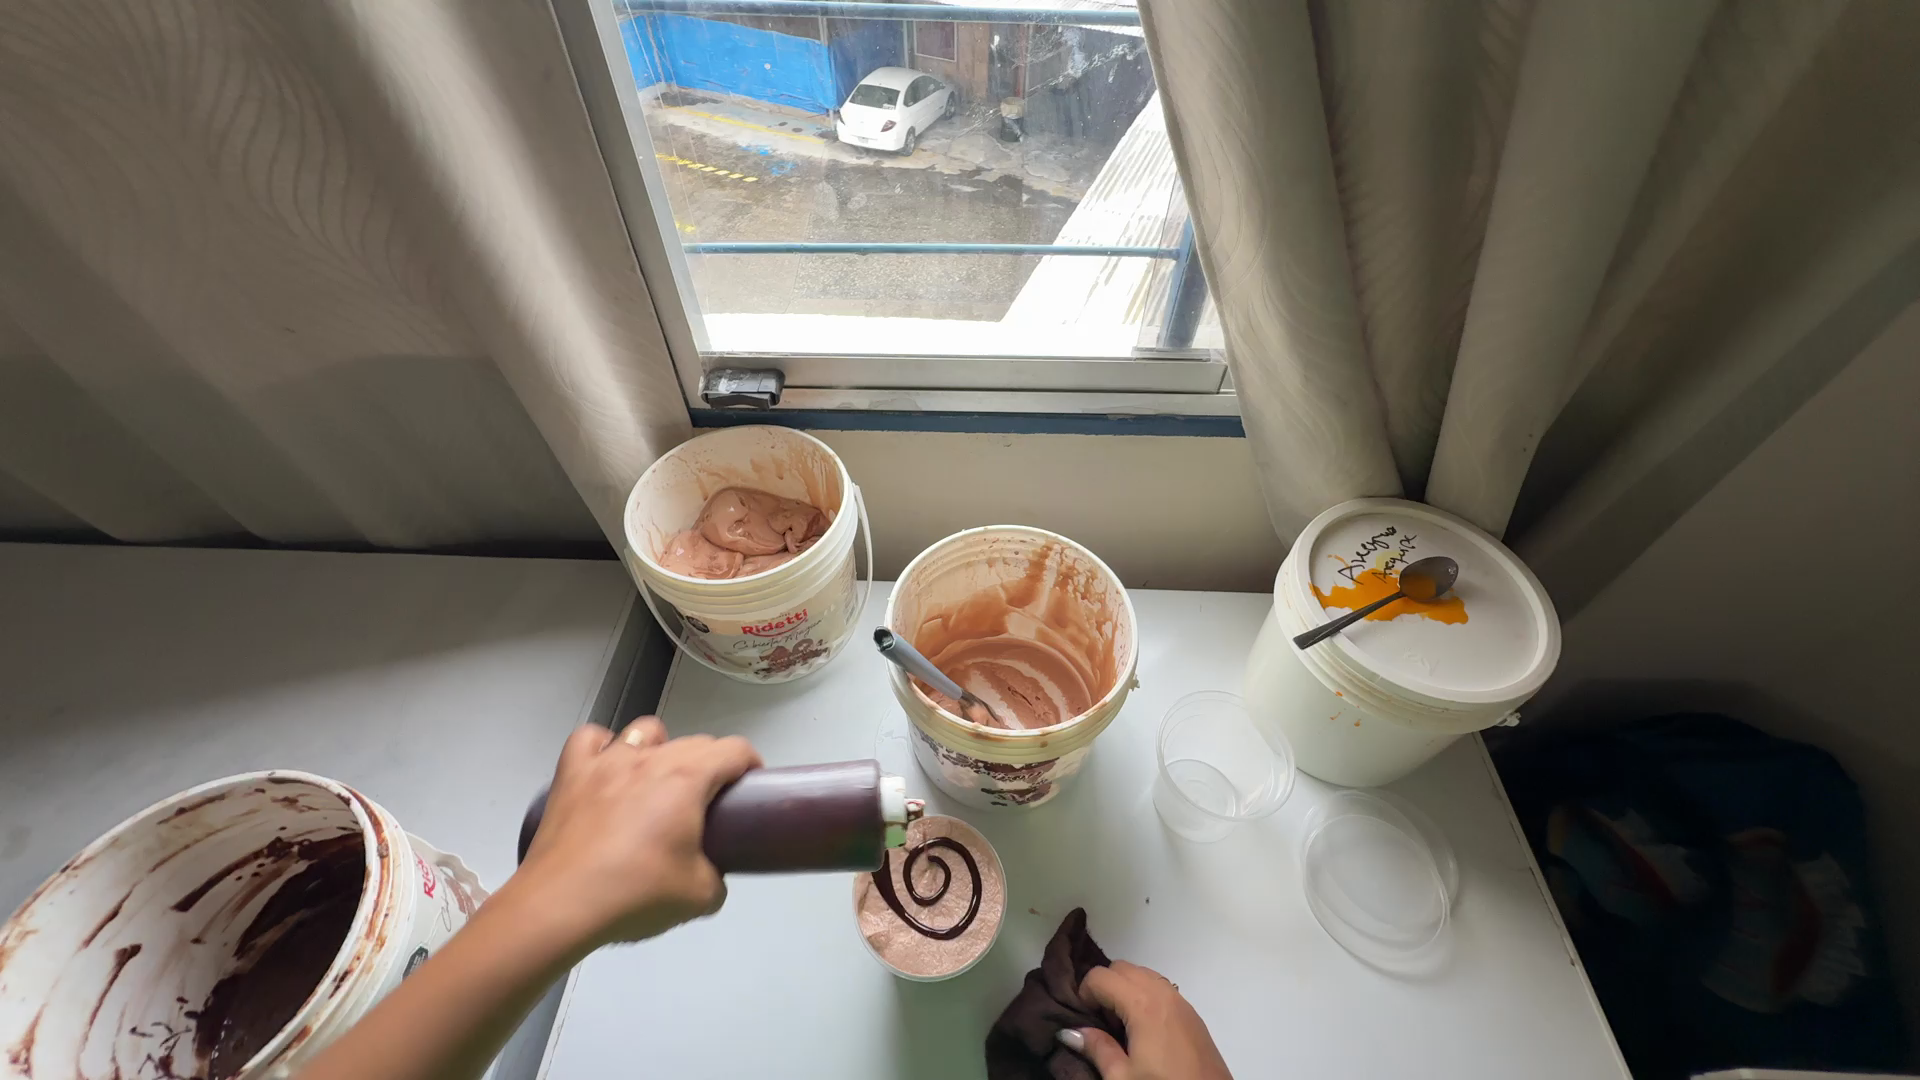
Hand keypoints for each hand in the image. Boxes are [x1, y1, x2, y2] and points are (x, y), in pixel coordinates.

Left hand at [515, 719, 760, 949]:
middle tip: (707, 803)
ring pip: (646, 730)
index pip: (735, 750)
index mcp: (689, 778)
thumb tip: (713, 876)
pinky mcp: (571, 775)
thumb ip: (717, 881)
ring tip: (656, 781)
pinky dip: (602, 747)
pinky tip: (607, 769)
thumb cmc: (634, 895)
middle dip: (711, 764)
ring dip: (661, 747)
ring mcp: (607, 762)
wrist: (558, 910)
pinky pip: (589, 740)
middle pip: (696, 742)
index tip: (751, 787)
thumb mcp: (699, 898)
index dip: (751, 764)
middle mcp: (652, 758)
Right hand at [1062, 961, 1232, 1079]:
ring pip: (1142, 974)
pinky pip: (1160, 987)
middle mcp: (1161, 991)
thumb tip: (1069, 1032)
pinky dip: (1145, 996)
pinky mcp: (1192, 1014)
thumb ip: (1096, 1048)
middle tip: (1101, 1021)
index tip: (1085, 1020)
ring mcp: (1180, 1000)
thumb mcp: (1122, 1078)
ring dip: (1126, 989)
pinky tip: (1145, 1031)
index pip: (1100, 976)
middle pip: (1121, 967)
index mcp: (1141, 1002)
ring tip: (1123, 1026)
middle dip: (1105, 987)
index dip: (1085, 993)